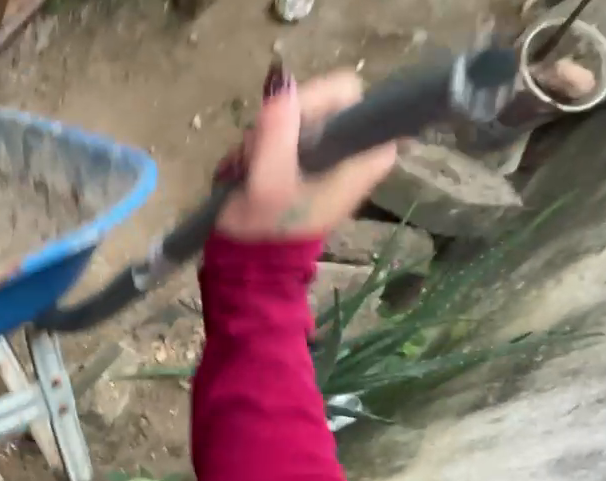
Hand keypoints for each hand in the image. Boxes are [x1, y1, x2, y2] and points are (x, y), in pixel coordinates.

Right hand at [217, 72, 399, 240]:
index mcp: (366, 148)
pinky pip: (283, 142)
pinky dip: (257, 154)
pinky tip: (240, 174)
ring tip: (239, 172)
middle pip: (314, 106)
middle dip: (272, 130)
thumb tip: (280, 86)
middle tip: (247, 159)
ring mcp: (332, 158)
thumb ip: (276, 131)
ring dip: (257, 144)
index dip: (302, 105)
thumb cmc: (264, 230)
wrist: (250, 270)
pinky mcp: (309, 168)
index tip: (271, 134)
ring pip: (292, 124)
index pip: (342, 92)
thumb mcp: (267, 180)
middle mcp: (356, 147)